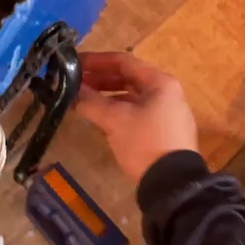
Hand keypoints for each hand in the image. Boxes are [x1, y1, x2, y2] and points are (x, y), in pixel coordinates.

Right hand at [72, 51, 199, 181]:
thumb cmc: (145, 142)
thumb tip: (72, 91)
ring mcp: (167, 113)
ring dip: (107, 97)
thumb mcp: (115, 119)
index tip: (75, 63)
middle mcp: (166, 93)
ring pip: (132, 97)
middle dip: (100, 80)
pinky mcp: (163, 132)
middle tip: (75, 83)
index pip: (123, 61)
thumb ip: (92, 101)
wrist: (172, 183)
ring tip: (83, 101)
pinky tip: (101, 119)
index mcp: (160, 82)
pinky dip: (118, 112)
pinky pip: (137, 113)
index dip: (97, 61)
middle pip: (128, 78)